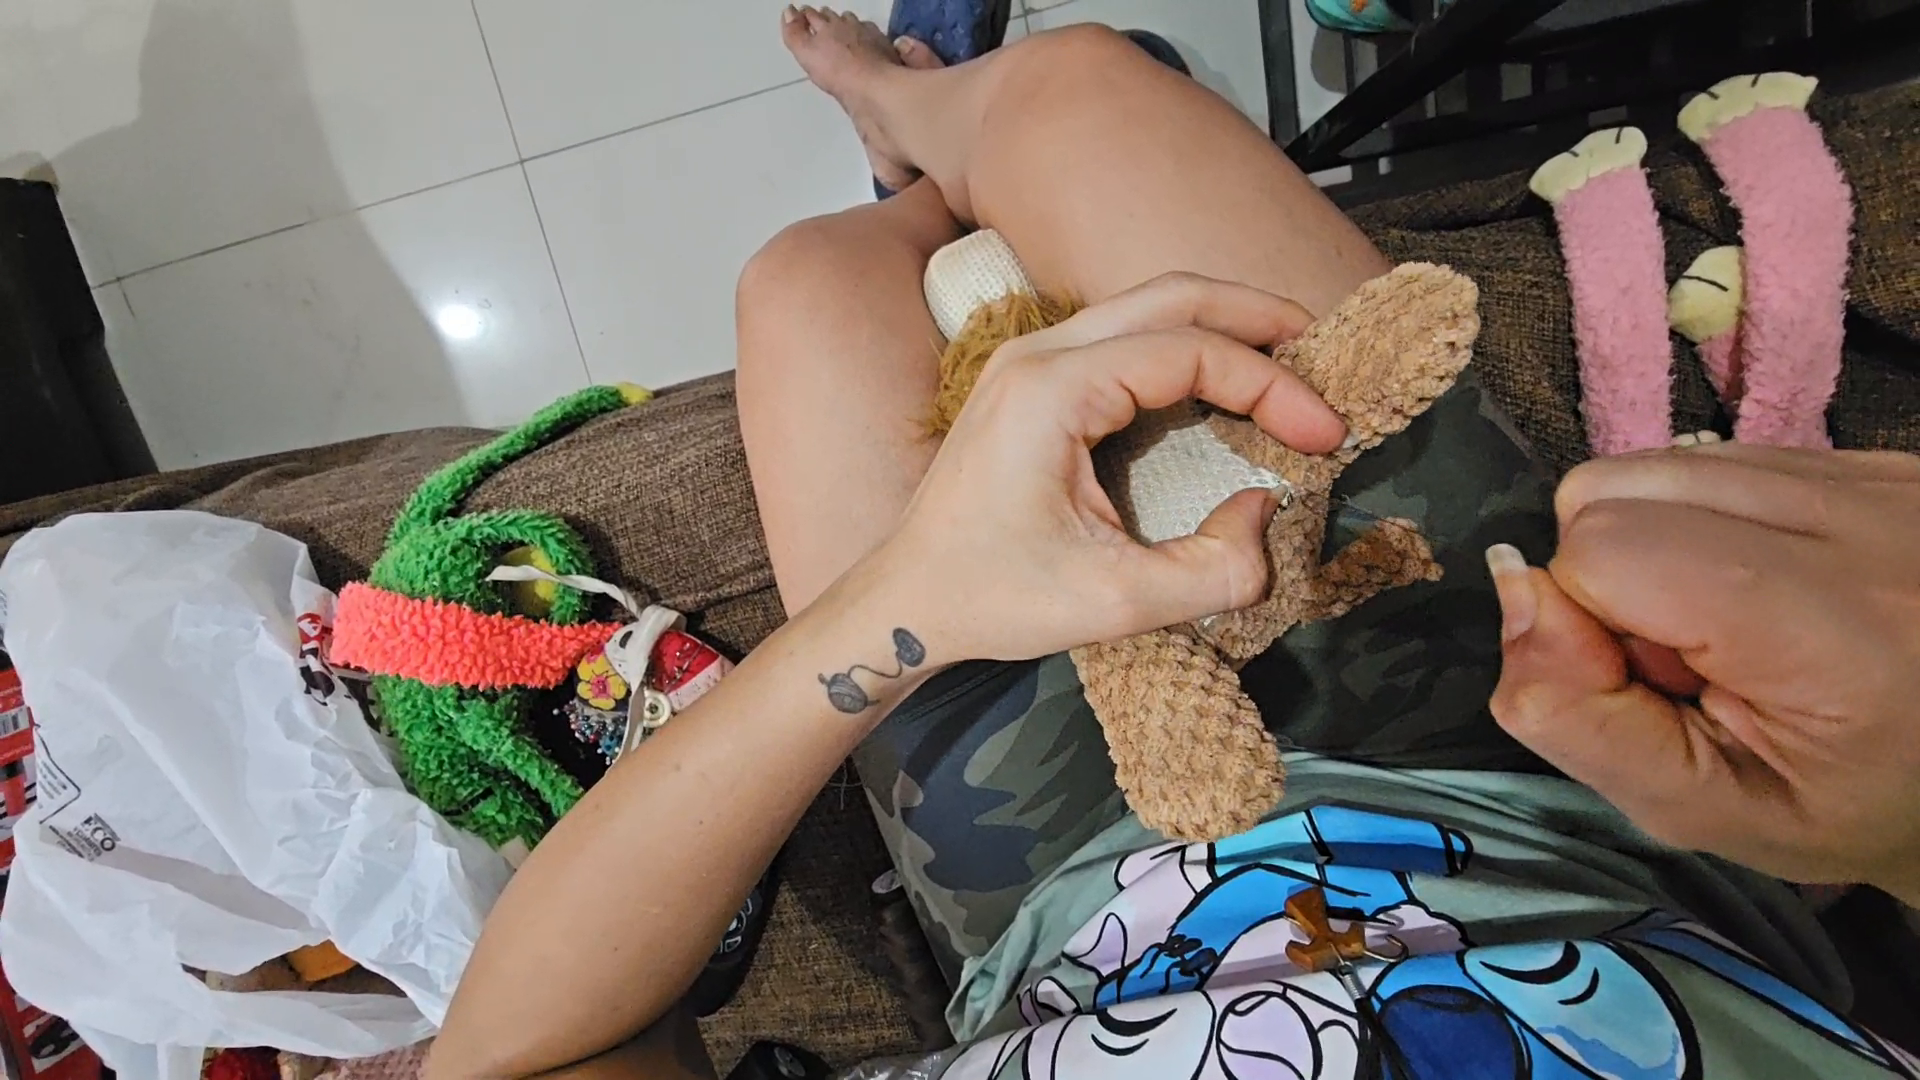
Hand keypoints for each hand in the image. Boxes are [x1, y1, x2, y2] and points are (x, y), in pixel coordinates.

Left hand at [863, 272, 1345, 665]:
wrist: (909, 596)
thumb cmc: (992, 598)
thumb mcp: (1113, 602)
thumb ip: (1215, 568)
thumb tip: (1264, 508)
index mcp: (1052, 390)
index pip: (1189, 351)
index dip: (1272, 385)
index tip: (1326, 433)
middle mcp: (1035, 354)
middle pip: (1169, 297)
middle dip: (1257, 319)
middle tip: (1323, 353)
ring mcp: (1024, 361)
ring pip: (1142, 310)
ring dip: (1218, 328)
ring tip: (1282, 364)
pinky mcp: (1024, 383)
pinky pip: (1116, 342)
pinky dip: (1176, 352)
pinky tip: (1211, 385)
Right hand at [1486, 443, 1919, 901]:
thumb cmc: (1835, 806)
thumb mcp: (1686, 803)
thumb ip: (1566, 710)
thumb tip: (1514, 581)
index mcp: (1838, 630)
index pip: (1606, 549)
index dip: (1582, 617)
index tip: (1647, 675)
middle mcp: (1876, 524)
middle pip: (1608, 491)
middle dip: (1598, 571)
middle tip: (1675, 643)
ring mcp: (1881, 477)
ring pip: (1641, 467)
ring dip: (1633, 537)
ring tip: (1706, 608)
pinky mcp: (1872, 459)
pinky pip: (1695, 461)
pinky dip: (1679, 517)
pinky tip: (1739, 575)